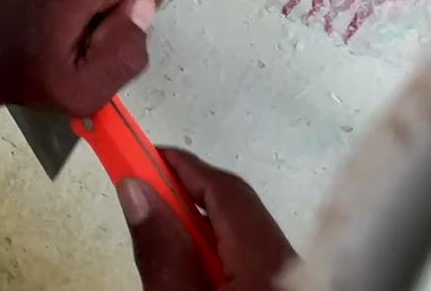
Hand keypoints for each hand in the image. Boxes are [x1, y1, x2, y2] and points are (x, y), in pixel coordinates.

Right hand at [121, 149, 295, 289]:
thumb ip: (162, 249)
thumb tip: (134, 186)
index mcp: (270, 262)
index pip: (224, 188)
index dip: (177, 164)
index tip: (133, 152)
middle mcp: (293, 265)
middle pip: (236, 209)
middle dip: (186, 195)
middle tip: (143, 198)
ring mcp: (298, 281)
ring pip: (247, 235)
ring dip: (203, 226)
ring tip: (167, 242)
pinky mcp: (292, 290)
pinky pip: (259, 259)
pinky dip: (224, 251)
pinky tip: (201, 273)